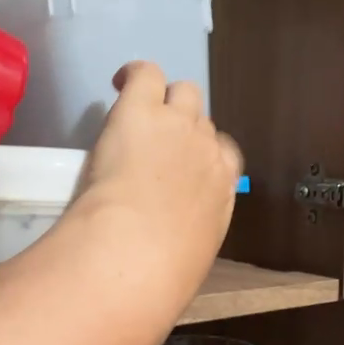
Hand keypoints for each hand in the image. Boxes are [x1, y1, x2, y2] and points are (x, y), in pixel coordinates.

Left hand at [67, 62, 242, 304]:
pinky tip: (119, 82)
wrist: (136, 250)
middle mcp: (207, 149)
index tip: (181, 168)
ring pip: (184, 92)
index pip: (224, 154)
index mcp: (224, 188)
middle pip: (203, 121)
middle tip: (155, 145)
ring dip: (165, 100)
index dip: (202, 155)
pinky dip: (133, 75)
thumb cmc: (164, 271)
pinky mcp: (141, 108)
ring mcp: (176, 124)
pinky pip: (145, 73)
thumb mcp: (192, 255)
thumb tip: (177, 246)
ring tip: (140, 113)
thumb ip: (190, 236)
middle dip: (184, 129)